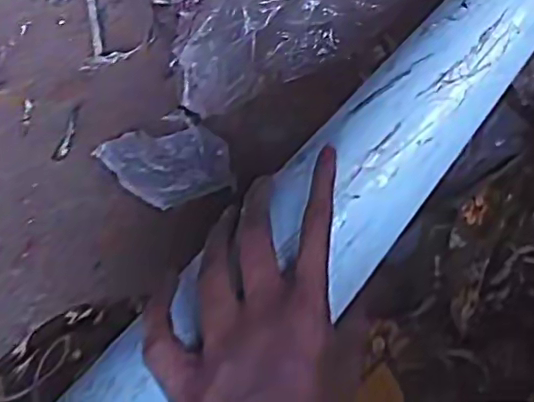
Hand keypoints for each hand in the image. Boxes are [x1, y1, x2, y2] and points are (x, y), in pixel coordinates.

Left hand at [144, 148, 363, 401]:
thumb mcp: (348, 366)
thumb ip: (359, 319)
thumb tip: (375, 279)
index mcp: (306, 308)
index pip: (317, 231)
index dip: (321, 186)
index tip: (325, 153)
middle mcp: (261, 314)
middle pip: (256, 240)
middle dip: (259, 202)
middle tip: (263, 182)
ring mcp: (219, 345)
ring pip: (211, 274)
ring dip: (217, 238)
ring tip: (225, 217)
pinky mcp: (184, 380)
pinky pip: (160, 338)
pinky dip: (158, 306)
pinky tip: (164, 281)